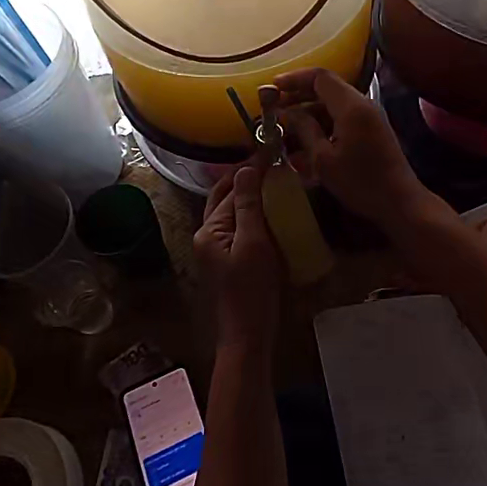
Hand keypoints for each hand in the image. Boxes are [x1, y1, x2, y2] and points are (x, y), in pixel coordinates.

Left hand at [193, 165, 282, 341]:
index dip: (250, 168)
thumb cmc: (252, 291)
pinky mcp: (233, 261)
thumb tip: (247, 169)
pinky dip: (257, 214)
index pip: (229, 189)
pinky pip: (243, 228)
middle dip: (247, 178)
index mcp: (209, 230)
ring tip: (276, 180)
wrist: (249, 336)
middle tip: (274, 162)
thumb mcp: (253, 244)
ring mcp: (220, 250)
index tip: (271, 149)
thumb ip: (249, 206)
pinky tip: (275, 211)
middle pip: (227, 198)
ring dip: (253, 195)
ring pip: (235, 212)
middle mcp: (209, 236)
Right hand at [273, 68, 432, 224]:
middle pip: (326, 88)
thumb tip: (286, 113)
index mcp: (351, 106)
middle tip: (275, 109)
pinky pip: (342, 117)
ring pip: (333, 104)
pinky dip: (322, 123)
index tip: (272, 88)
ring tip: (286, 127)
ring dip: (309, 112)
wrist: (400, 202)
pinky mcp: (371, 130)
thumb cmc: (360, 182)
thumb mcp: (323, 159)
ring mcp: (369, 117)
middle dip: (298, 96)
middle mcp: (362, 104)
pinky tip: (306, 140)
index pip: (320, 77)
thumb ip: (304, 130)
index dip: (294, 79)